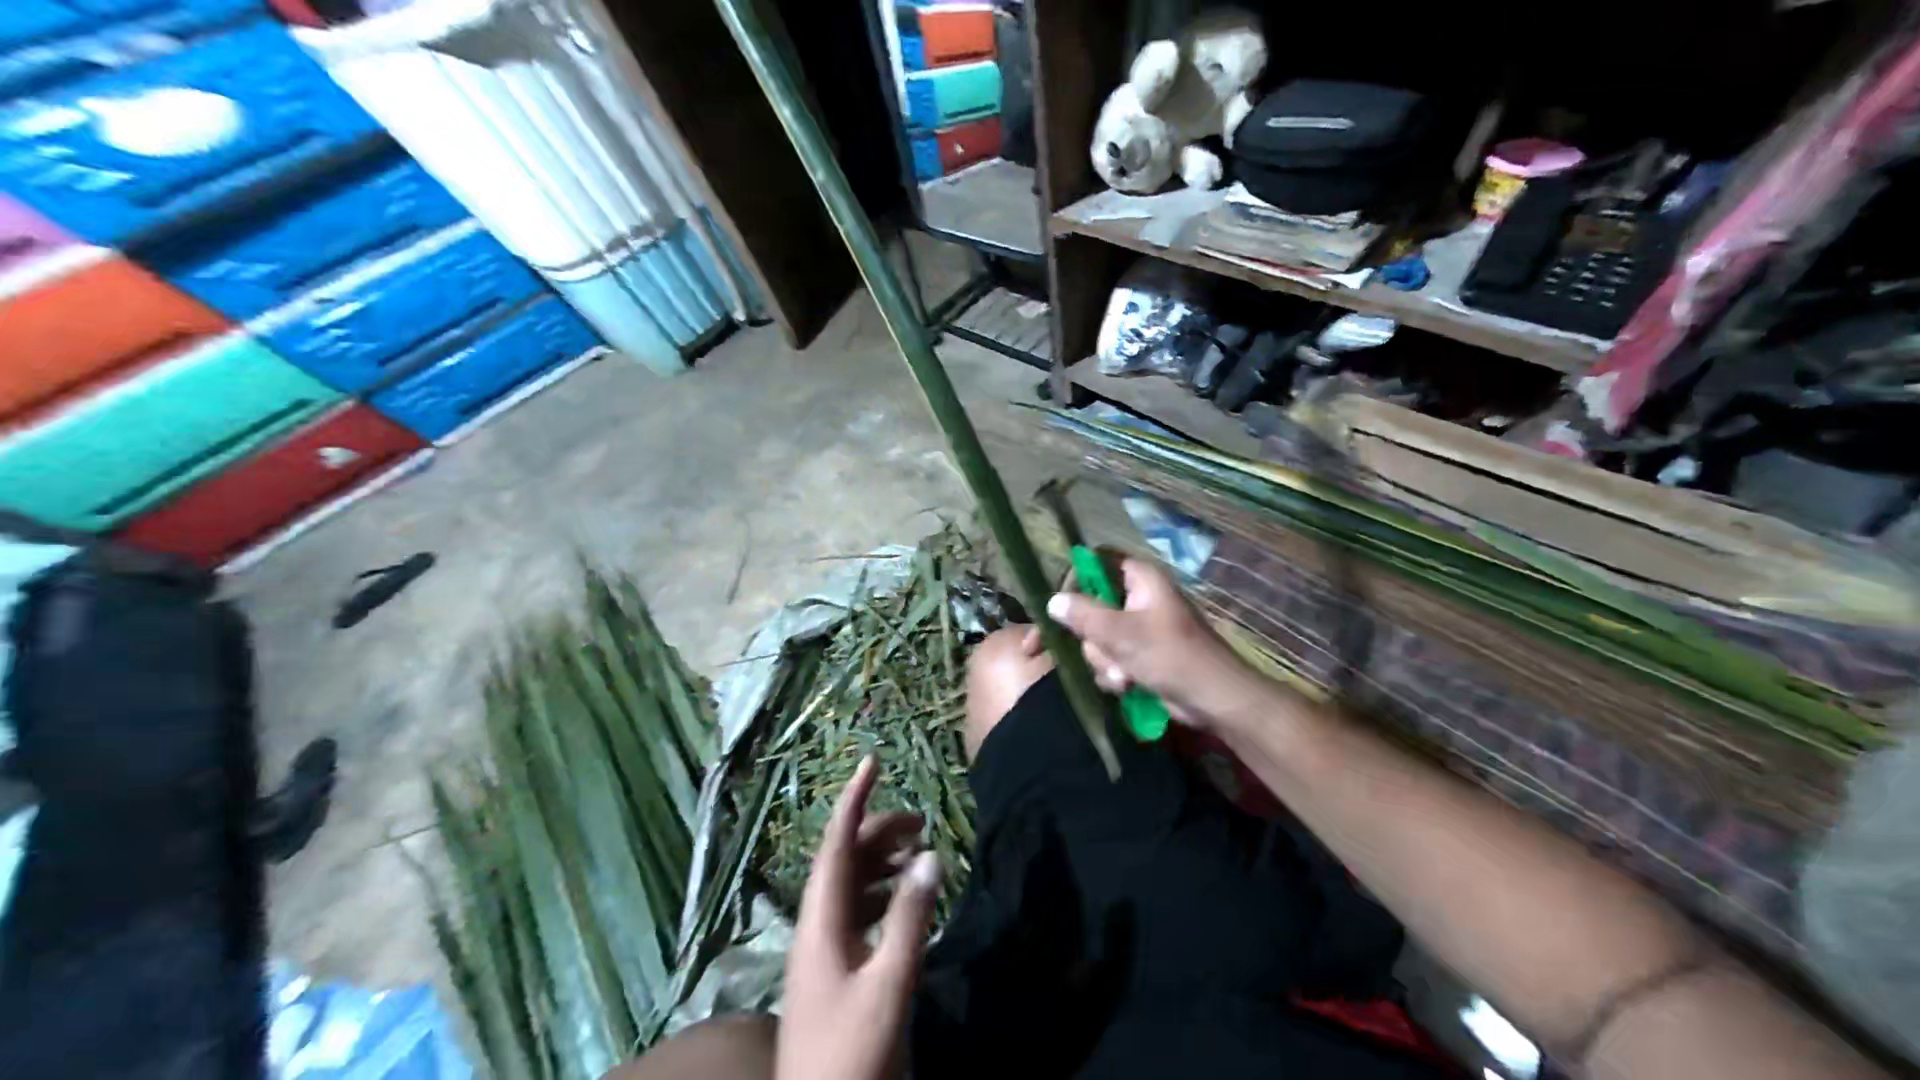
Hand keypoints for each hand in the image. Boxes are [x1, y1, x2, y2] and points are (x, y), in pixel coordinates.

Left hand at [777, 755, 940, 1079]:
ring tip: (917, 855)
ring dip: (881, 863)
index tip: (872, 761)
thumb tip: (930, 854)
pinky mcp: (835, 969)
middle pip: (844, 860)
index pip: (835, 842)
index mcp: (820, 920)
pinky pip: (857, 912)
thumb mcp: (888, 982)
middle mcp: (816, 925)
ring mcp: (823, 949)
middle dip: (878, 832)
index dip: (853, 799)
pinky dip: (881, 894)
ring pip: (851, 885)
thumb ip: (910, 917)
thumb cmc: (852, 1050)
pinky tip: (905, 900)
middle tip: (920, 821)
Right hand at [1040, 557, 1258, 728]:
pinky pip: (1109, 658)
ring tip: (1123, 674)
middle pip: (1090, 606)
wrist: (1212, 699)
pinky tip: (1127, 686)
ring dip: (1103, 661)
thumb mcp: (1120, 633)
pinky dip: (1114, 674)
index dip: (1073, 580)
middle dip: (1091, 638)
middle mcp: (1137, 598)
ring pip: (1096, 638)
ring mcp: (1138, 629)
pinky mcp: (1139, 656)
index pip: (1096, 563)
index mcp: (1140, 579)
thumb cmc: (1170, 656)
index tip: (1056, 605)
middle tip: (1096, 650)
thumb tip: (1051, 600)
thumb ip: (1082, 614)